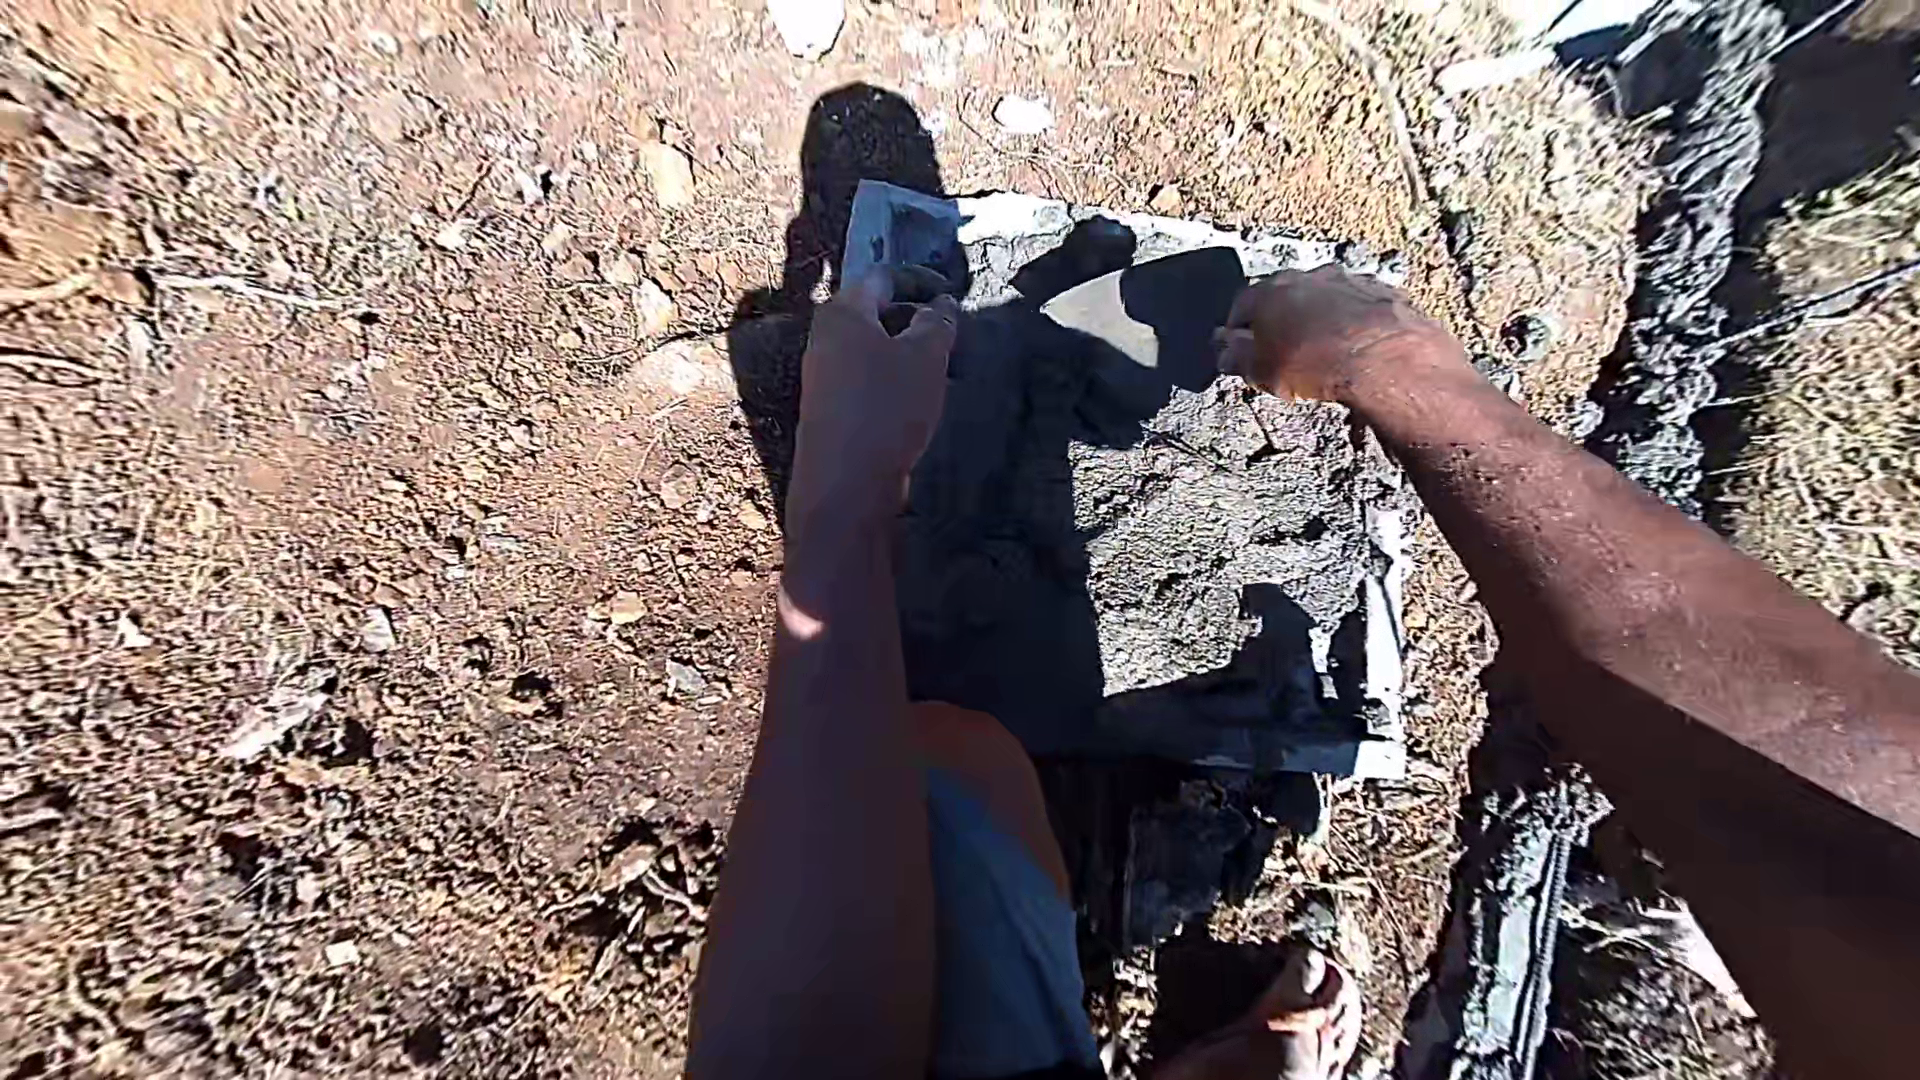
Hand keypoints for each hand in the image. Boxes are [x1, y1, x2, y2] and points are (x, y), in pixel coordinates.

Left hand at [789, 271, 958, 519]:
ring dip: (910, 356)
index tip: (951, 295)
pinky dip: (896, 383)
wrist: (846, 483)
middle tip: (952, 339)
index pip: (882, 276)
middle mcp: (825, 340)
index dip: (921, 279)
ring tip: (943, 374)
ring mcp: (825, 378)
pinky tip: (918, 405)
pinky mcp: (831, 411)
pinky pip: (868, 383)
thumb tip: (942, 305)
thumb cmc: (886, 408)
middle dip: (918, 322)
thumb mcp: (925, 357)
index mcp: (843, 314)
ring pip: (875, 352)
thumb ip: (938, 322)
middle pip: (877, 315)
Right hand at [1214, 264, 1464, 404]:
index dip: (1235, 329)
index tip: (1237, 348)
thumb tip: (1224, 349)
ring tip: (1314, 350)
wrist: (1387, 360)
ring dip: (1312, 317)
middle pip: (1281, 296)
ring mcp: (1348, 279)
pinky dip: (1346, 320)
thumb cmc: (1312, 365)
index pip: (1240, 304)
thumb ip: (1237, 357)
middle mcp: (1307, 275)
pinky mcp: (1383, 290)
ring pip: (1319, 297)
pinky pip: (1354, 304)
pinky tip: (1348, 345)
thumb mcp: (1261, 371)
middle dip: (1275, 319)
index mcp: (1270, 291)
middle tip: (1275, 349)